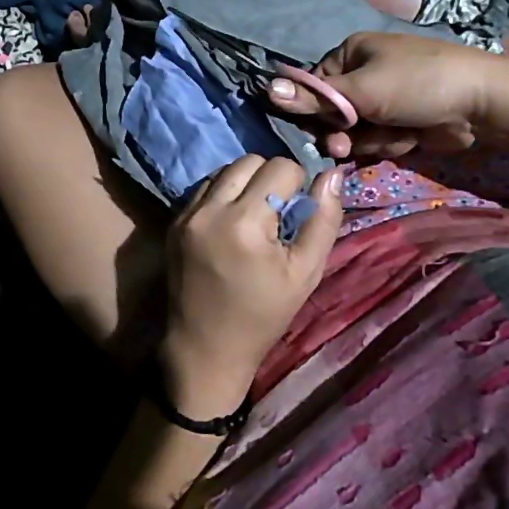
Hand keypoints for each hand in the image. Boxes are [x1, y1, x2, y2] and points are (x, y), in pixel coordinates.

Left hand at [161, 155, 342, 416]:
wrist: (205, 348)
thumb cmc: (263, 315)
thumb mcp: (306, 272)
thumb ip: (323, 220)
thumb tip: (334, 174)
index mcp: (245, 223)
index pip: (280, 167)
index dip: (298, 183)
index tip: (298, 212)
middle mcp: (210, 210)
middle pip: (250, 160)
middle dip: (271, 177)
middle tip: (278, 212)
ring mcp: (186, 215)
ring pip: (225, 170)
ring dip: (246, 183)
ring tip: (254, 216)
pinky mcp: (174, 222)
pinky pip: (205, 188)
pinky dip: (223, 195)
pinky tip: (232, 224)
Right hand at [266, 32, 508, 158]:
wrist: (479, 104)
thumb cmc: (418, 84)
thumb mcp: (362, 91)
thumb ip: (316, 98)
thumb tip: (266, 89)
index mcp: (350, 54)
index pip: (313, 88)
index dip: (314, 114)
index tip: (322, 132)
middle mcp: (362, 75)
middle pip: (332, 115)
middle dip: (345, 133)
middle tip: (349, 146)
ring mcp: (383, 100)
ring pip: (356, 133)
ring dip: (372, 140)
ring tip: (395, 134)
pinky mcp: (399, 122)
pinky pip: (379, 140)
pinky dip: (391, 143)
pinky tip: (410, 138)